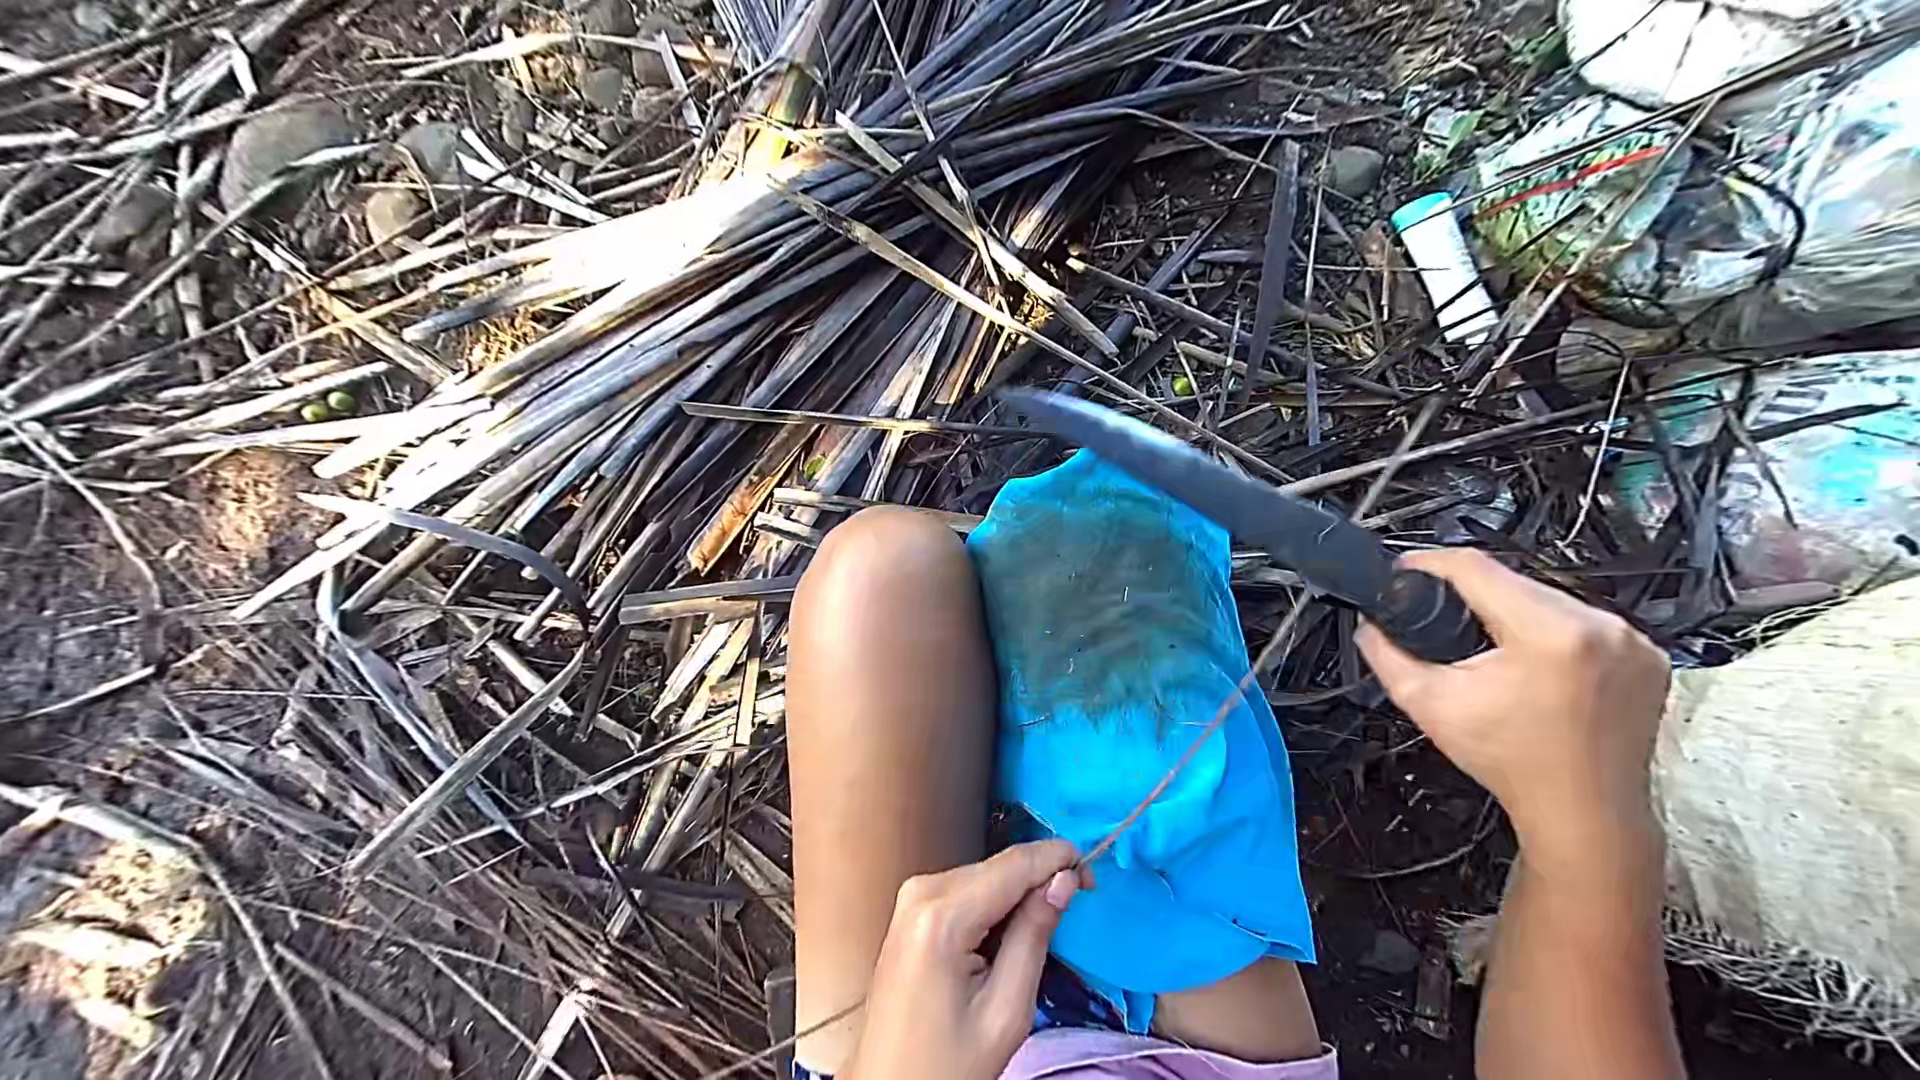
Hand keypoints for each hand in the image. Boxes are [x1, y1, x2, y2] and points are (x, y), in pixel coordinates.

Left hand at [844, 840, 1084, 1079]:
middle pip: (999, 866)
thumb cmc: (947, 1064)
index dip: (1057, 859)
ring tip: (1039, 932)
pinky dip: (995, 903)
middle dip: (1040, 877)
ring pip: (986, 874)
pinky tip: (1004, 937)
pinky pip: (967, 888)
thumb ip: (1035, 935)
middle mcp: (922, 889)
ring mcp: (913, 894)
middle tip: (1075, 902)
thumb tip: (1063, 880)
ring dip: (1018, 892)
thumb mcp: (1006, 1011)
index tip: (1090, 875)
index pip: (1013, 863)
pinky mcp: (913, 905)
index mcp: (942, 915)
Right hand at [1356, 549, 1669, 864]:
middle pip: (1513, 580)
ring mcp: (1633, 641)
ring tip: (1478, 635)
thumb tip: (1369, 622)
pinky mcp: (1647, 655)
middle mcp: (1603, 627)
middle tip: (1434, 610)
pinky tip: (1525, 653)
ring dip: (1507, 607)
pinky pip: (1580, 620)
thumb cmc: (1507, 760)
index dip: (1429, 562)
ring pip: (1546, 597)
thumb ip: (1384, 652)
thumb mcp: (1424, 701)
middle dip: (1468, 590)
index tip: (1404, 569)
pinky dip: (1545, 627)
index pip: (1476, 568)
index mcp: (1550, 635)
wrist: (1583, 812)